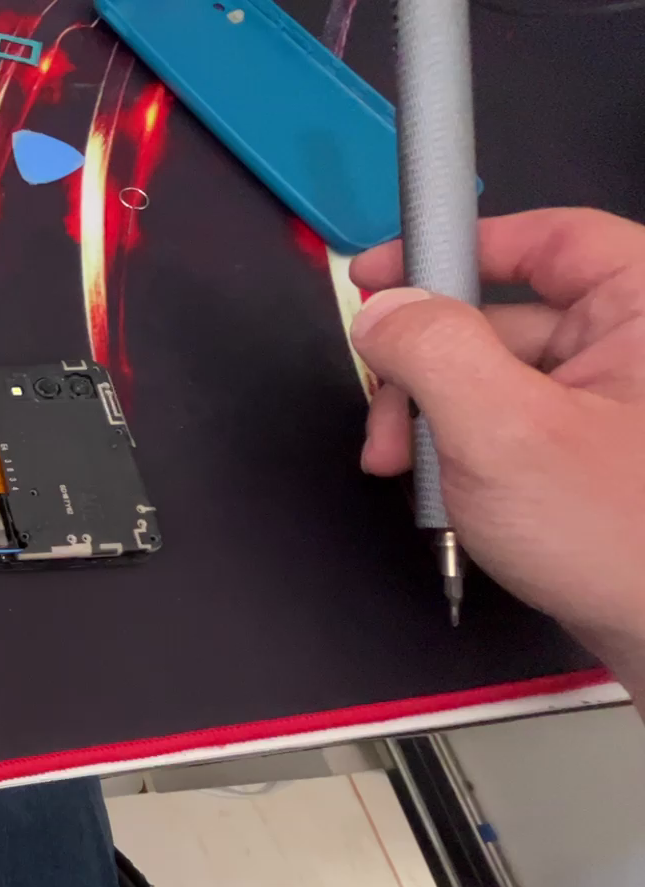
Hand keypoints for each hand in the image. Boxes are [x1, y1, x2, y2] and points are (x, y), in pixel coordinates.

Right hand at [350, 208, 644, 685]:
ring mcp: (609, 396)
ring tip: (397, 464)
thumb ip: (436, 354)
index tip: (376, 271)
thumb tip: (384, 309)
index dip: (455, 247)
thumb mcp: (504, 434)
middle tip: (381, 415)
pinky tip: (430, 477)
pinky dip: (443, 440)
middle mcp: (636, 347)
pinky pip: (490, 413)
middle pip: (493, 318)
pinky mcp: (583, 438)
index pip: (548, 241)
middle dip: (415, 368)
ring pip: (480, 372)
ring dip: (419, 414)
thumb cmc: (625, 536)